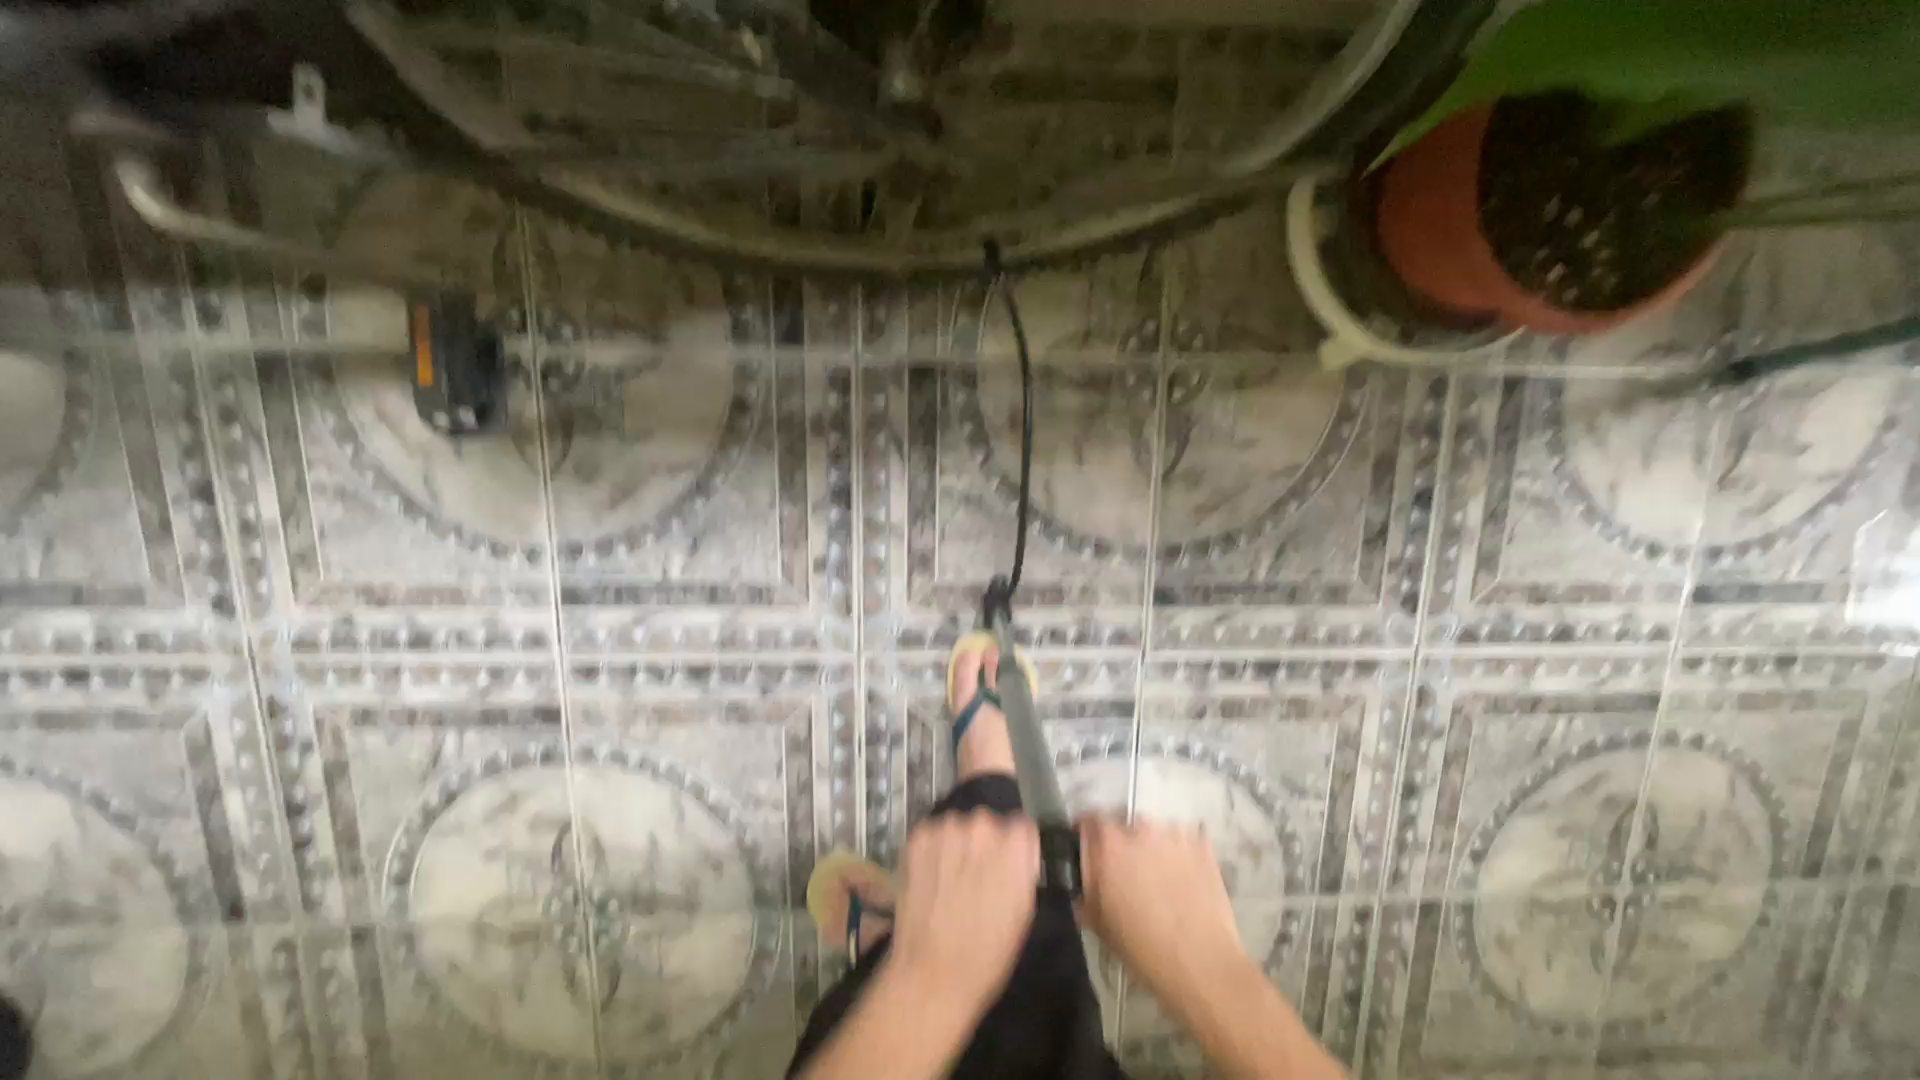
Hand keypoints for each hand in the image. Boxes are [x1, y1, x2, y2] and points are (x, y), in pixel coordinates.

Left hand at [881, 811, 1040, 1020]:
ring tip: (951, 881)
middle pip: (988, 822)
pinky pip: (932, 835)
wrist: (932, 974)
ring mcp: (947, 830)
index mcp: (1015, 846)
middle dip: (984, 844)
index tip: (1007, 866)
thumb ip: (1024, 869)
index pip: (1021, 826)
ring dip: (958, 846)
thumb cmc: (988, 954)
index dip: (1013, 847)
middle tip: (977, 878)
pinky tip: (932, 879)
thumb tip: (1020, 848)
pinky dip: (933, 851)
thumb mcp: (1023, 911)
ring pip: (958, 827)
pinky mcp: (918, 838)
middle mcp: (983, 827)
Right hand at [1077, 817, 1251, 1001]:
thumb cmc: (1143, 948)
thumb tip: (1085, 879)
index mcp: (1109, 846)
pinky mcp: (1203, 845)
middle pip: (1124, 824)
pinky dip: (1179, 853)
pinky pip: (1183, 841)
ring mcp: (1175, 834)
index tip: (1091, 849)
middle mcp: (1140, 829)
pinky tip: (1183, 878)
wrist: (1202, 963)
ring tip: (1158, 875)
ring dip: (1152, 846)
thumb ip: (1087, 889)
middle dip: (1122, 842)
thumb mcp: (1099, 923)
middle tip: (1126, 869)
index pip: (1089, 820)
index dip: (1088, 834)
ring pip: (1155, 832)